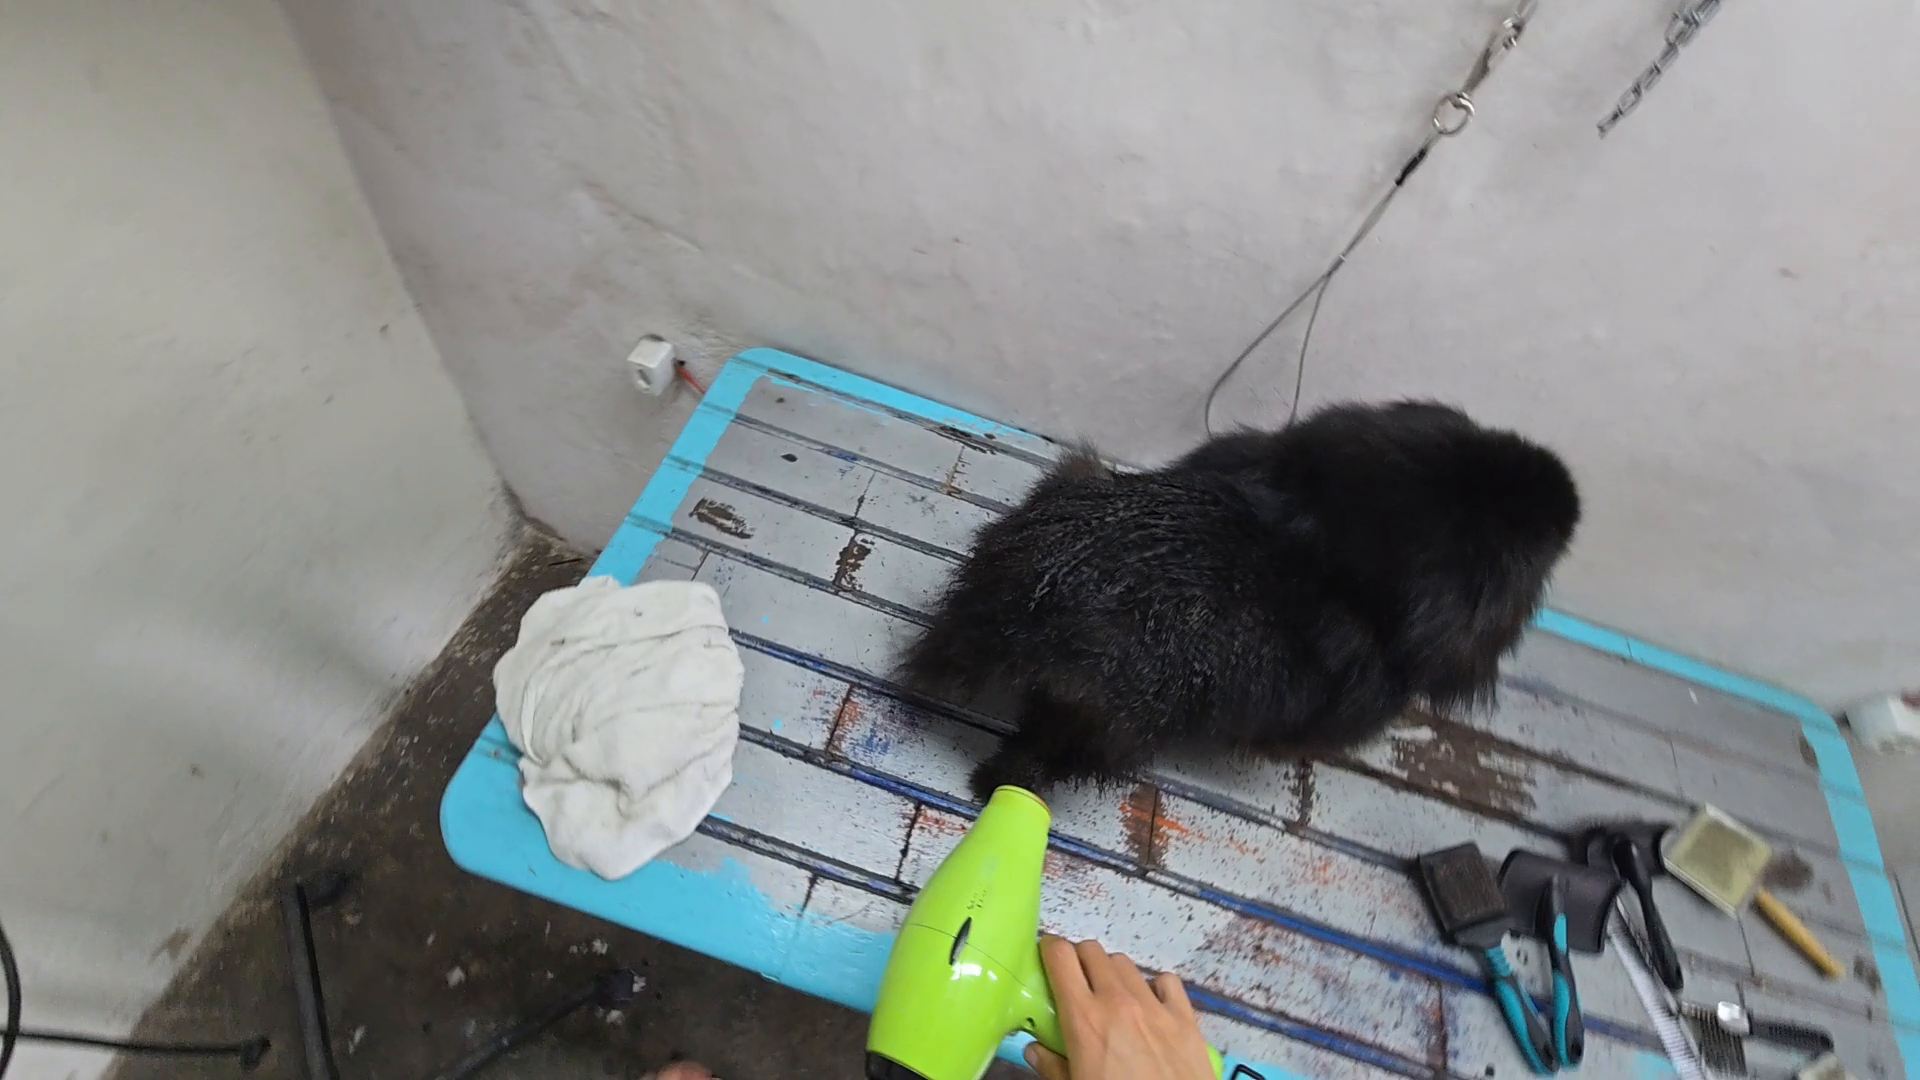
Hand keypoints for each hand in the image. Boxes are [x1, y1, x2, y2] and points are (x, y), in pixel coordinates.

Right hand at [1025, 936, 1214, 1079]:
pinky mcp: (1185, 1020)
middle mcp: (1117, 1001)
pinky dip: (1155, 986)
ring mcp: (1154, 1007)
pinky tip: (1150, 1005)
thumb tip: (1034, 1048)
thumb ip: (1052, 1068)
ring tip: (1111, 998)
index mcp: (1085, 1019)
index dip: (1049, 950)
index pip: (1060, 955)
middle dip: (1079, 960)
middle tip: (1076, 983)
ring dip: (1112, 973)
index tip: (1046, 959)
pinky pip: (1167, 981)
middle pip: (1091, 950)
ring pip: (1124, 963)